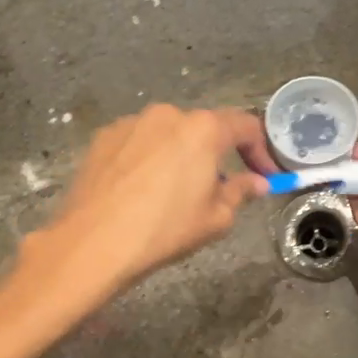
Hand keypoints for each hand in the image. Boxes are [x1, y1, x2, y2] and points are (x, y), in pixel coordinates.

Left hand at [24, 104, 275, 293]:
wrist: (93, 243)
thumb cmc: (164, 230)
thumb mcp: (215, 218)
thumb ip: (240, 192)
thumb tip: (256, 182)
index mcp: (203, 129)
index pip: (245, 126)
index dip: (261, 151)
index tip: (265, 176)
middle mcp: (168, 115)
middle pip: (204, 128)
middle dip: (216, 155)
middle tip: (218, 188)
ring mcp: (131, 123)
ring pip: (168, 135)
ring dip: (179, 156)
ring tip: (173, 192)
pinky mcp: (104, 138)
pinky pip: (138, 143)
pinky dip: (148, 160)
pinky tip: (141, 191)